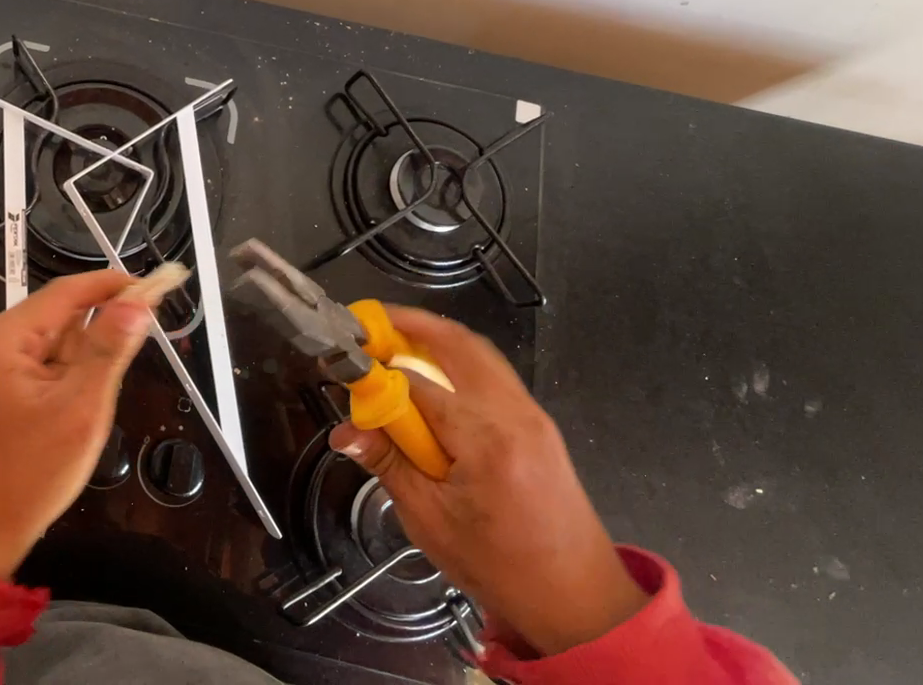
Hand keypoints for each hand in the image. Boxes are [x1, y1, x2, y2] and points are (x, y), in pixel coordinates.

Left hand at [0, 270, 151, 578]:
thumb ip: (108, 350)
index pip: (64, 293)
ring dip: (79, 361)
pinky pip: (37, 361)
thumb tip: (138, 302)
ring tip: (85, 405)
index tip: (154, 283)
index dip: (110, 285)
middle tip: (128, 360)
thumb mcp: (80, 409)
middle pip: (57, 317)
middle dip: (95, 335)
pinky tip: (71, 407)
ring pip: (50, 341)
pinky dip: (63, 375)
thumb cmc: (31, 474)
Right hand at [328, 307, 645, 655]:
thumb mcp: (429, 519)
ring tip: (392, 338)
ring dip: (434, 337)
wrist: (578, 598)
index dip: (375, 379)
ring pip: (478, 352)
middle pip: (457, 343)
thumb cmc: (498, 565)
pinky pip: (491, 372)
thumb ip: (388, 463)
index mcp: (486, 440)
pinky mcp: (537, 421)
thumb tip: (344, 432)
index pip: (415, 386)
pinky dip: (456, 359)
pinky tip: (429, 373)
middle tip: (369, 323)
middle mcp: (513, 413)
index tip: (344, 371)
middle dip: (410, 324)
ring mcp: (531, 413)